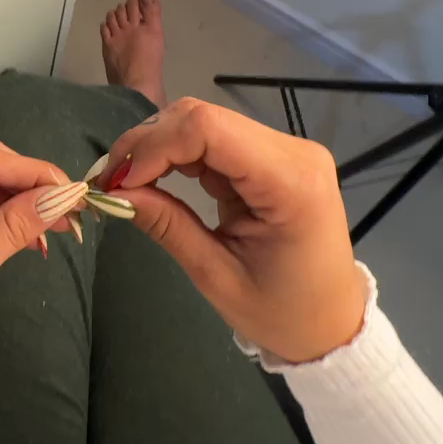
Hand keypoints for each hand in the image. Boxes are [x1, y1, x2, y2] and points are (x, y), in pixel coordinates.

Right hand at [103, 99, 366, 363]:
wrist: (331, 326)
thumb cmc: (281, 313)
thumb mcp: (215, 276)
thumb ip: (165, 224)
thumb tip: (111, 192)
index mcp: (291, 182)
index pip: (207, 129)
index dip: (152, 146)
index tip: (116, 182)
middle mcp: (291, 151)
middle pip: (200, 117)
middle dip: (146, 144)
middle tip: (111, 183)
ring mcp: (281, 149)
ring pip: (199, 121)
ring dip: (155, 147)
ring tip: (126, 183)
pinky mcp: (267, 155)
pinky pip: (208, 139)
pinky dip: (172, 154)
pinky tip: (153, 179)